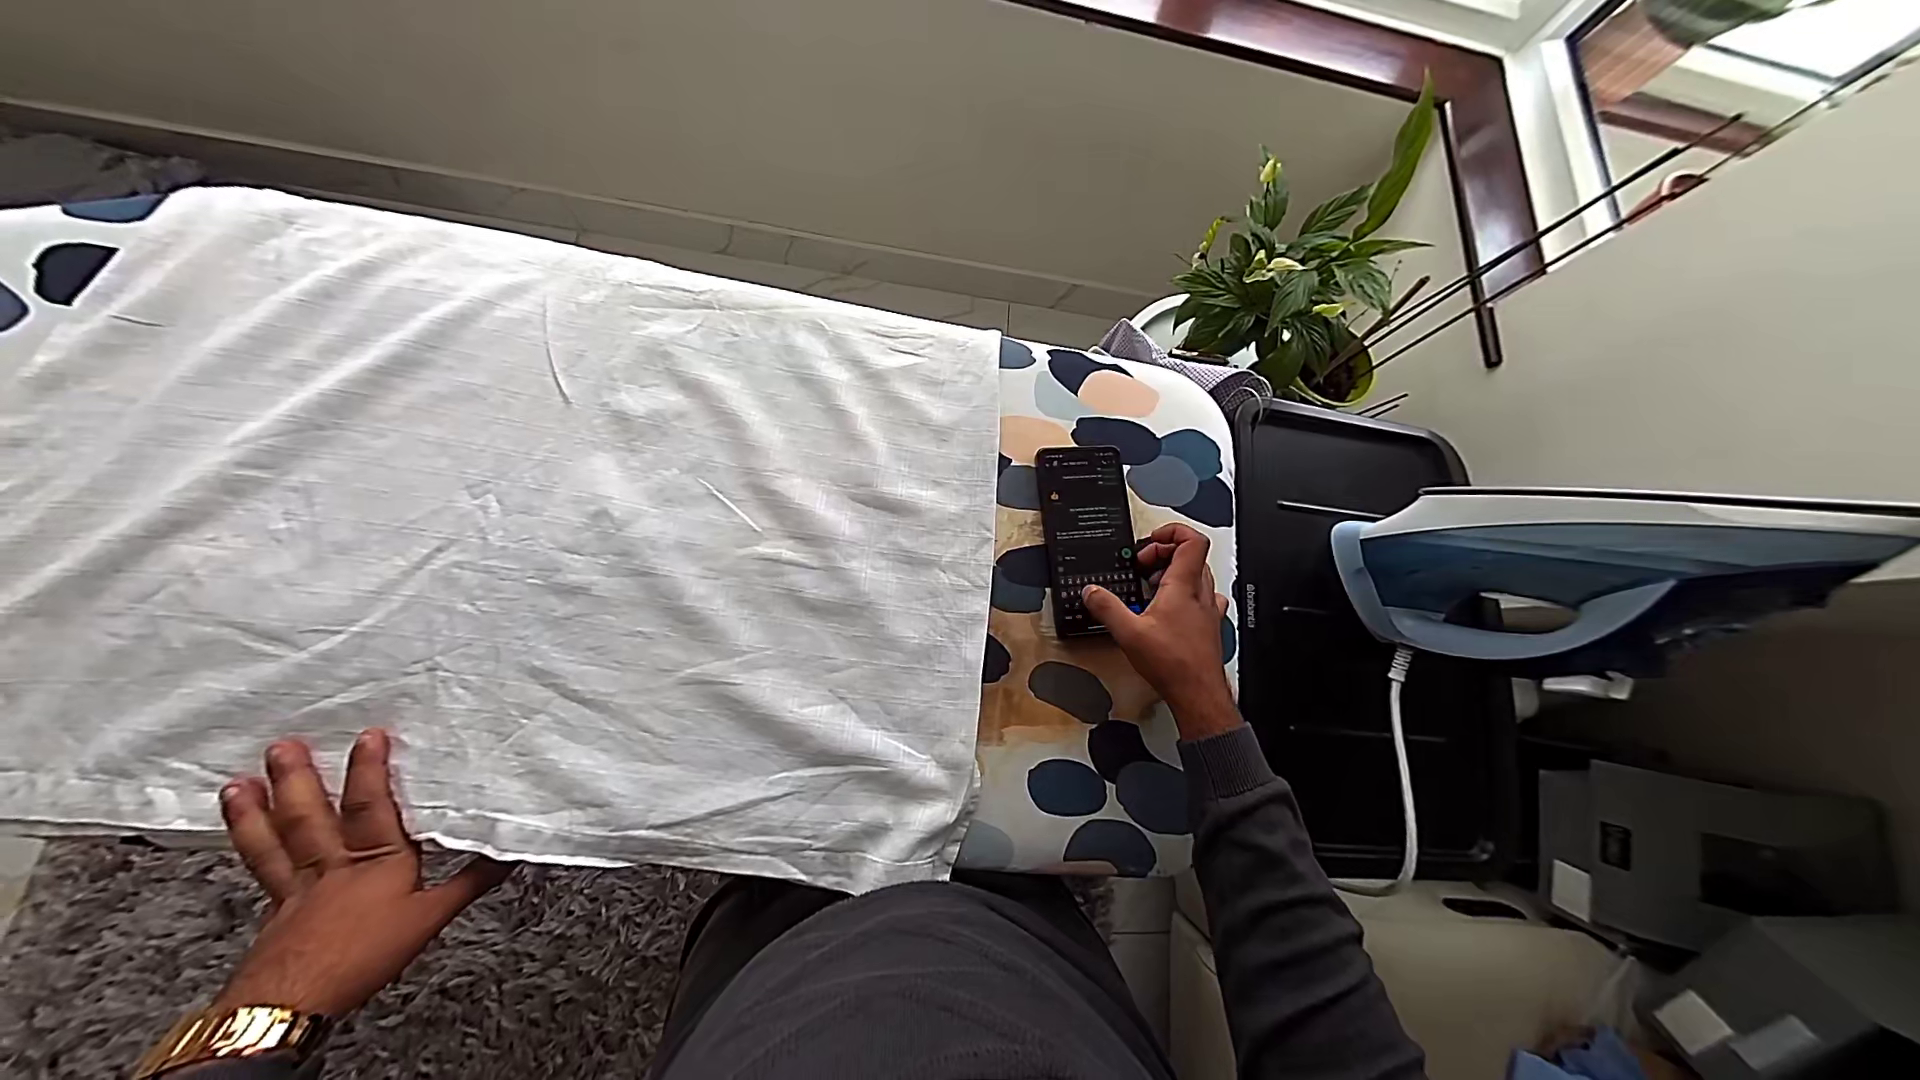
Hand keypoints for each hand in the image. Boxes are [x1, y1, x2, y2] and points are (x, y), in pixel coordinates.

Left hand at [213, 729, 510, 1015]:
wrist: (289, 1007)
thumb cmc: (363, 956)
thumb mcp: (432, 917)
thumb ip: (472, 880)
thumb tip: (511, 850)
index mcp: (376, 859)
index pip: (373, 804)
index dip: (371, 769)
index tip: (370, 735)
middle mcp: (332, 865)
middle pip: (312, 816)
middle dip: (300, 779)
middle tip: (284, 745)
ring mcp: (297, 888)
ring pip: (277, 840)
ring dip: (257, 810)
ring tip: (241, 783)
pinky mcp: (274, 911)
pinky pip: (261, 868)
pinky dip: (250, 847)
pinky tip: (244, 834)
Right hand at [1082, 523, 1240, 738]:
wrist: (1198, 693)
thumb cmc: (1174, 664)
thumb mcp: (1128, 633)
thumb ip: (1106, 607)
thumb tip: (1091, 591)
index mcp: (1183, 586)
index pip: (1191, 541)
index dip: (1172, 531)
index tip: (1150, 540)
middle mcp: (1201, 594)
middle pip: (1191, 555)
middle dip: (1164, 553)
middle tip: (1143, 567)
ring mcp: (1208, 609)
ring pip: (1197, 575)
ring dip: (1174, 572)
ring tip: (1152, 585)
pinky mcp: (1209, 625)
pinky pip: (1202, 596)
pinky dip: (1186, 593)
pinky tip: (1171, 607)